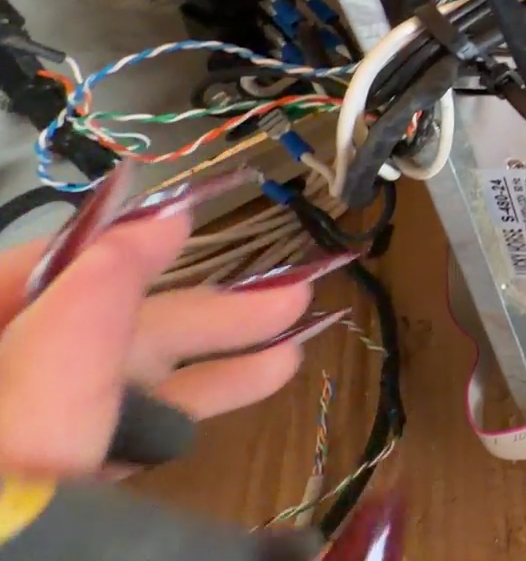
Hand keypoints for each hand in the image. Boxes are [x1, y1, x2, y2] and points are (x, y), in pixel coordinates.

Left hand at [0, 188, 320, 476]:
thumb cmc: (10, 503)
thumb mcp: (33, 423)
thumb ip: (84, 324)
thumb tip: (159, 219)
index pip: (16, 279)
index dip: (100, 249)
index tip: (187, 228)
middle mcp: (1, 392)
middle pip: (82, 327)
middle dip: (191, 311)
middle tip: (287, 301)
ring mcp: (25, 437)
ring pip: (115, 377)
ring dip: (212, 352)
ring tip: (298, 333)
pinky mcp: (51, 479)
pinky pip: (123, 422)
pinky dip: (193, 398)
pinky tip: (266, 380)